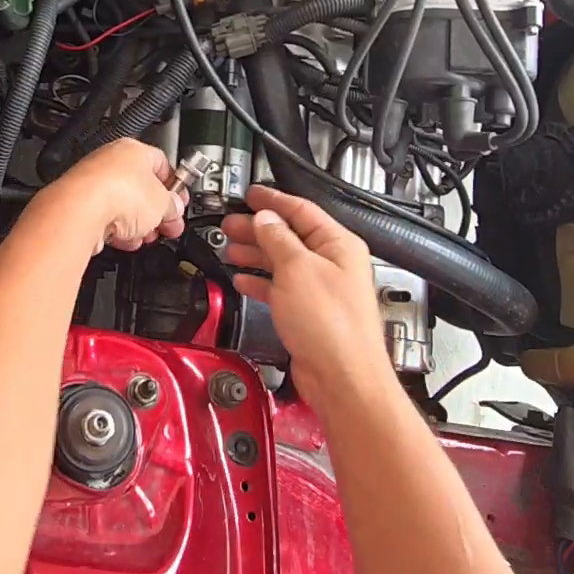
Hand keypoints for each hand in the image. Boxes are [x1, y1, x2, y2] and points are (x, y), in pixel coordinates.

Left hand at [37, 138, 186, 250]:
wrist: (80, 211)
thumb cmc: (117, 194)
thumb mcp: (163, 203)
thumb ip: (173, 206)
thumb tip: (174, 209)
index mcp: (133, 150)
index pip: (161, 164)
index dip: (174, 187)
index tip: (179, 205)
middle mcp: (110, 161)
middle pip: (141, 188)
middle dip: (155, 211)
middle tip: (165, 225)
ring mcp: (92, 183)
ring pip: (121, 206)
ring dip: (136, 225)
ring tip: (143, 236)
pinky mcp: (79, 205)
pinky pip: (104, 218)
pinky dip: (115, 230)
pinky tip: (123, 240)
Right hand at [221, 185, 385, 404]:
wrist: (342, 379)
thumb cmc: (334, 328)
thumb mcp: (297, 269)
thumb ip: (277, 239)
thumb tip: (265, 219)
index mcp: (338, 245)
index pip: (301, 210)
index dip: (273, 200)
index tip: (252, 194)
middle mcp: (332, 265)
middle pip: (289, 235)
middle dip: (257, 228)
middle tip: (231, 224)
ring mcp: (320, 289)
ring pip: (282, 261)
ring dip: (255, 254)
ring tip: (231, 248)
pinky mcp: (308, 313)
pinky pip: (279, 288)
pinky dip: (260, 282)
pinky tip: (244, 280)